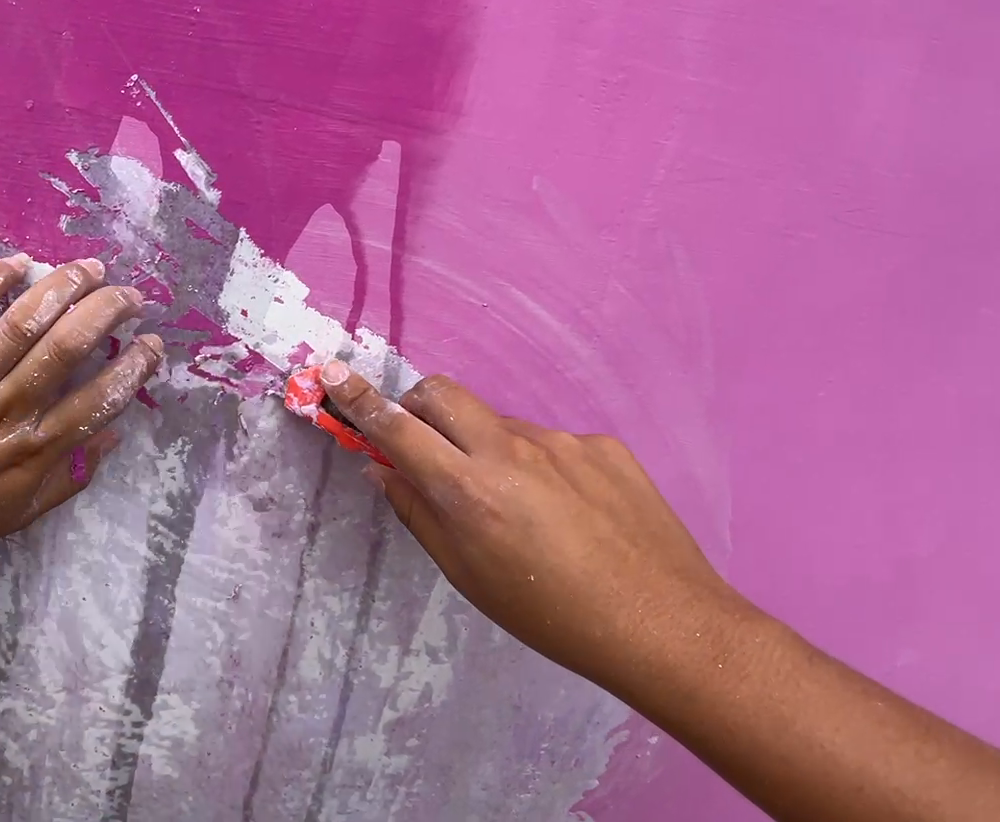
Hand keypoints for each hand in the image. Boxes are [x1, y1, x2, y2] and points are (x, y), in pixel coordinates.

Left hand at [0, 255, 163, 567]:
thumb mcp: (23, 512)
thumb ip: (73, 476)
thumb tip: (116, 435)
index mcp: (34, 450)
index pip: (98, 400)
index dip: (133, 367)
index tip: (152, 343)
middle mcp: (6, 410)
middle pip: (66, 349)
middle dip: (106, 313)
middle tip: (129, 295)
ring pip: (20, 325)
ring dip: (62, 288)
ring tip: (91, 267)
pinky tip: (18, 261)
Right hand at [319, 362, 745, 684]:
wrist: (669, 627)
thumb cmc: (549, 614)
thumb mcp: (466, 575)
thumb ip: (418, 513)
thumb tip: (383, 470)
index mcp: (468, 490)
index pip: (396, 429)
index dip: (357, 399)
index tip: (330, 372)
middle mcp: (509, 451)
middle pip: (440, 393)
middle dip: (417, 406)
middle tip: (426, 444)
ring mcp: (561, 442)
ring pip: (496, 423)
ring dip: (484, 446)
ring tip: (520, 505)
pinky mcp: (603, 445)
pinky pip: (549, 442)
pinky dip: (537, 463)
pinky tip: (567, 509)